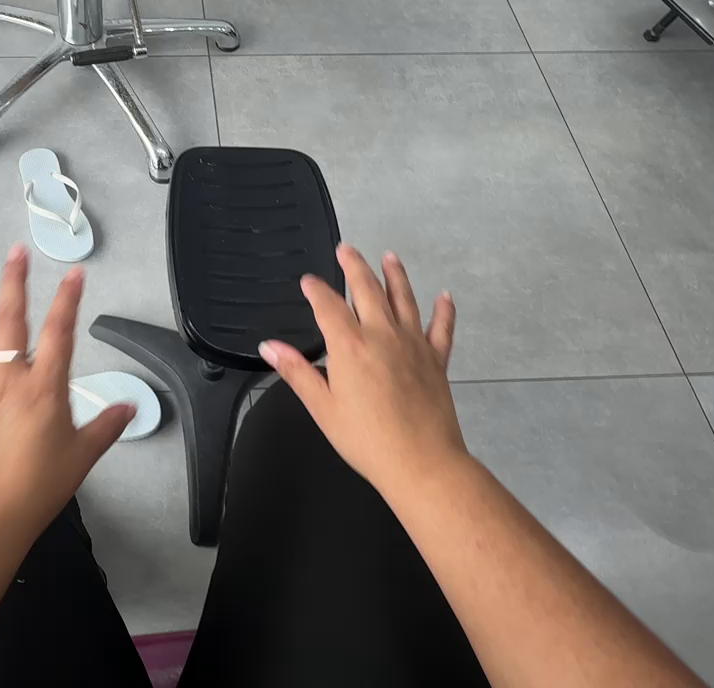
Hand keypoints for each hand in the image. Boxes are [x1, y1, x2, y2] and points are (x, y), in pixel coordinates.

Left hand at [0, 244, 135, 541]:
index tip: (74, 272)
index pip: (60, 331)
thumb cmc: (39, 486)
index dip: (68, 299)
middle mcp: (10, 379)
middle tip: (15, 252)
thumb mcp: (83, 456)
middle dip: (15, 282)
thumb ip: (107, 427)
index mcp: (45, 386)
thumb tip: (129, 407)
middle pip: (11, 320)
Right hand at [260, 244, 466, 501]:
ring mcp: (413, 344)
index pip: (328, 306)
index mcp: (350, 346)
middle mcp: (382, 334)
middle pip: (367, 289)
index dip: (316, 289)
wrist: (423, 463)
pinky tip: (445, 296)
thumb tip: (268, 346)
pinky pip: (441, 328)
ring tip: (389, 256)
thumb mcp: (323, 408)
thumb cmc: (365, 438)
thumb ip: (297, 372)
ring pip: (404, 299)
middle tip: (346, 249)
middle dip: (354, 266)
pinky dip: (444, 310)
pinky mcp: (436, 359)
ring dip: (395, 275)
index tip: (308, 280)